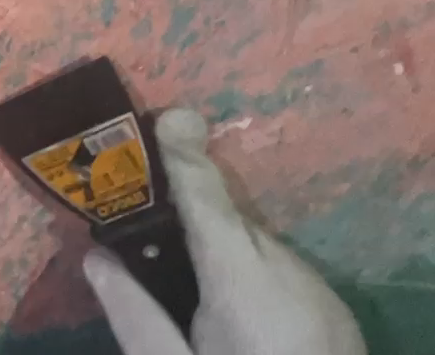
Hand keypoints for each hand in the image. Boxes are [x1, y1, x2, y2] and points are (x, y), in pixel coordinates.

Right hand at [82, 109, 365, 354]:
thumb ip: (135, 317)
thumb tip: (94, 258)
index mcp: (251, 289)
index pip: (208, 201)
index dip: (183, 154)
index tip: (171, 112)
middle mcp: (297, 282)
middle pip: (230, 220)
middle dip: (186, 210)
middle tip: (138, 220)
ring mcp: (328, 302)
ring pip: (256, 245)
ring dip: (217, 244)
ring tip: (179, 278)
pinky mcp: (341, 321)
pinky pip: (279, 271)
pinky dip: (245, 269)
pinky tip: (228, 312)